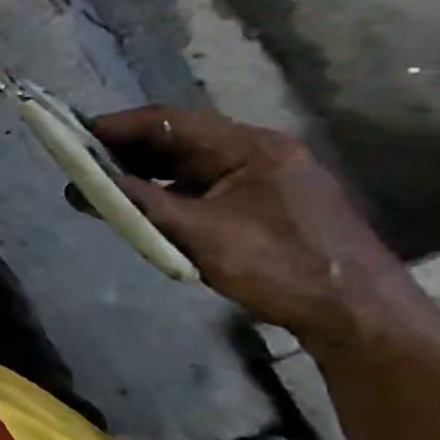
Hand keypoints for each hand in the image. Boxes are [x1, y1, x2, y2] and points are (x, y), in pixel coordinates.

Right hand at [89, 105, 410, 343]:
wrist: (362, 319)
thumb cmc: (283, 269)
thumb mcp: (203, 236)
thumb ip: (142, 205)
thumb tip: (82, 186)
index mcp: (250, 146)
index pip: (172, 120)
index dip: (121, 125)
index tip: (77, 133)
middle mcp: (258, 151)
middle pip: (182, 137)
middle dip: (131, 148)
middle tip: (85, 161)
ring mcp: (265, 176)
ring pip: (193, 162)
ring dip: (150, 170)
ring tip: (107, 183)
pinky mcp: (266, 202)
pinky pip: (206, 184)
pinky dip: (172, 190)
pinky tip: (150, 206)